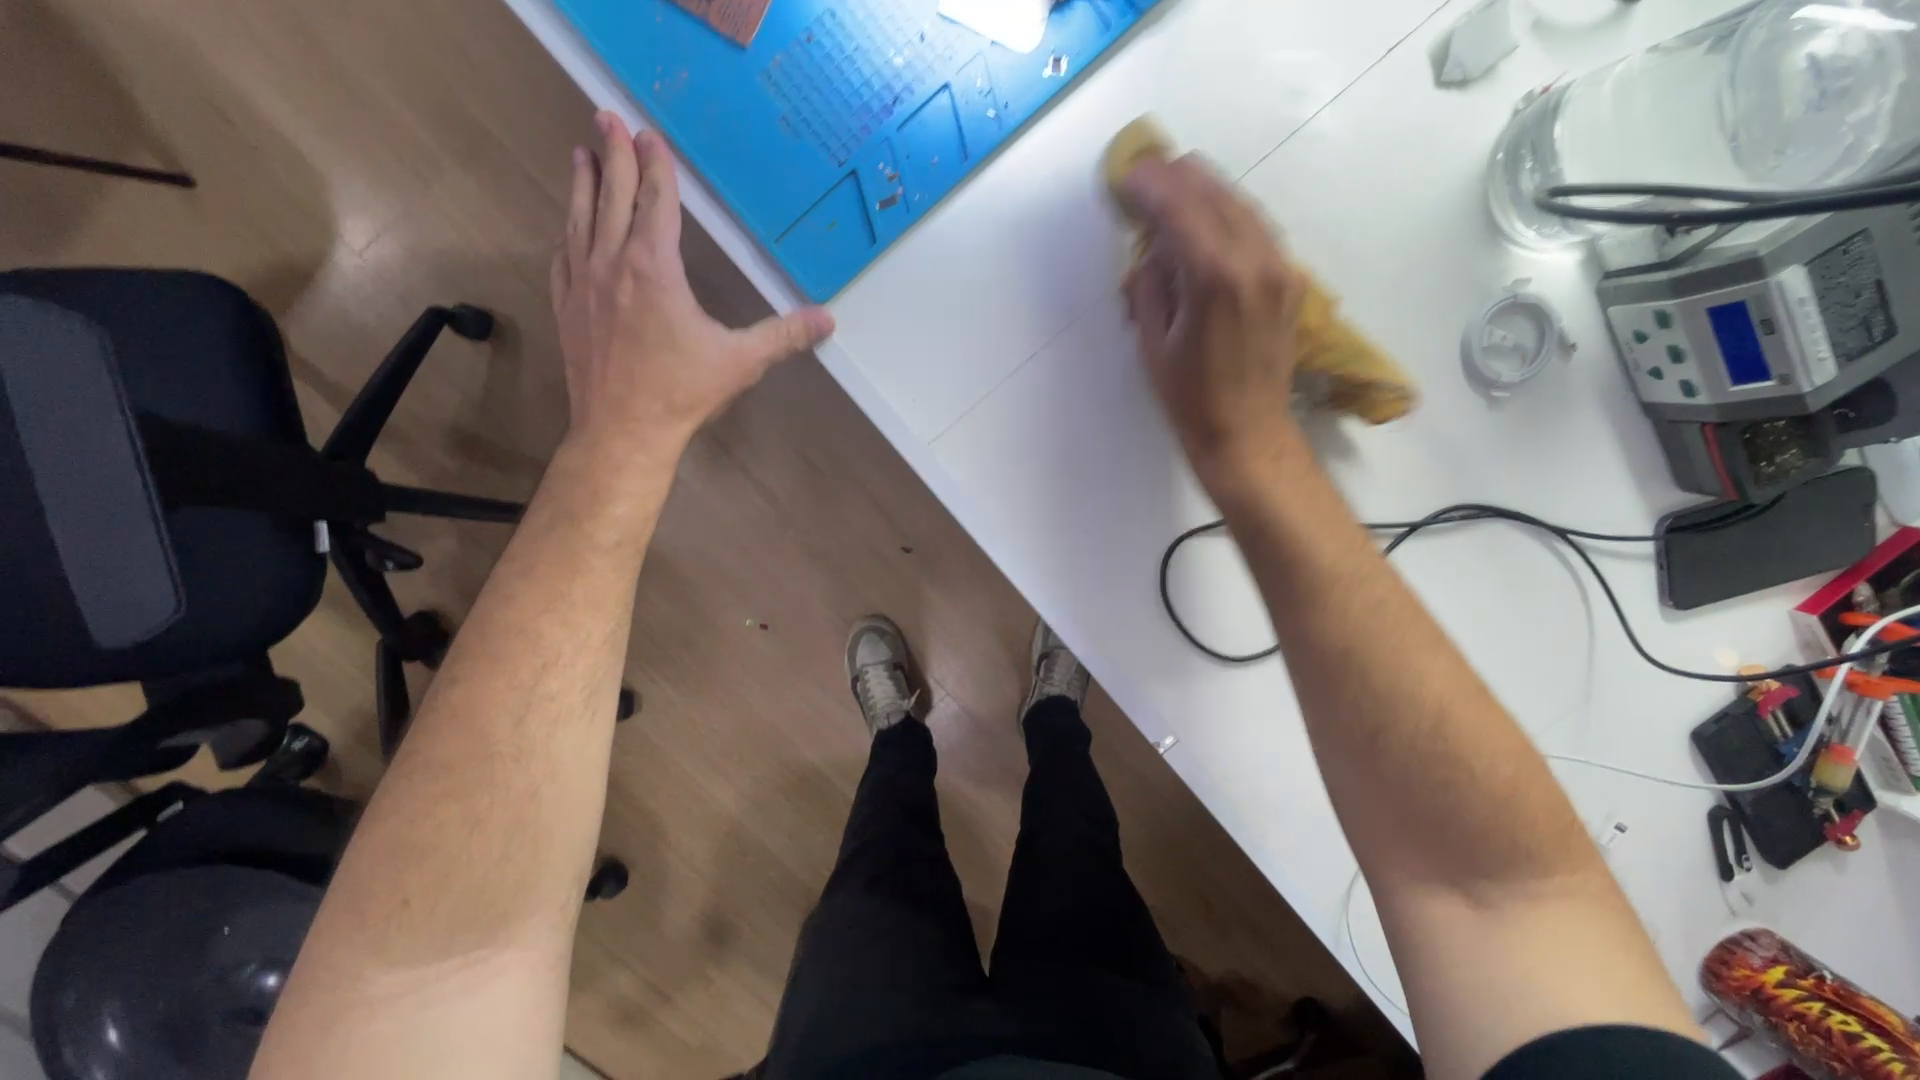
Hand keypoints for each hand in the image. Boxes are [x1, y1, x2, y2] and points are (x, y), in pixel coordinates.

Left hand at [551, 112, 834, 461]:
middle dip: (613, 154)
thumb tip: (827, 320)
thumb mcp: (740, 362)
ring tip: (582, 153)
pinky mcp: (567, 309)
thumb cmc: (680, 393)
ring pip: (581, 220)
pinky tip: (568, 226)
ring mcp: (583, 285)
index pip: (655, 202)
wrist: (622, 432)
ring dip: (583, 184)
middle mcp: (612, 265)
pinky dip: (568, 232)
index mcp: (653, 268)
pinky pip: (564, 257)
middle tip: (606, 117)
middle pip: (612, 197)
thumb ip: (783, 336)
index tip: (650, 136)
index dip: (655, 167)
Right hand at [1119, 154, 1309, 481]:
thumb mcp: (1152, 341)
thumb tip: (1156, 246)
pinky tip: (1207, 217)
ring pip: (1241, 203)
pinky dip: (1228, 213)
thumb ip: (1152, 282)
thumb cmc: (1189, 398)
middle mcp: (1255, 262)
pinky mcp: (1292, 279)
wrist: (1248, 433)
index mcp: (1215, 279)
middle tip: (1145, 173)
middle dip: (1176, 179)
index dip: (1150, 186)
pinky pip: (1257, 228)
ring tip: (1172, 184)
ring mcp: (1280, 268)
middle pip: (1214, 194)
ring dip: (1204, 190)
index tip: (1126, 177)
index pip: (1180, 208)